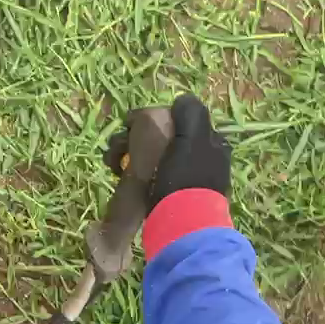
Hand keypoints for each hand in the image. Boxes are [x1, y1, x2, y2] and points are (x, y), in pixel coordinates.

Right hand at [102, 93, 230, 212]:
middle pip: (162, 138)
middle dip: (135, 140)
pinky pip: (146, 174)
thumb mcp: (194, 138)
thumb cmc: (185, 178)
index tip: (134, 127)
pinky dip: (133, 172)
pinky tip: (122, 177)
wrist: (182, 222)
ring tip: (115, 166)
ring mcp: (184, 179)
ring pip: (151, 155)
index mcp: (209, 144)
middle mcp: (200, 159)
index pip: (178, 121)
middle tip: (118, 151)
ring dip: (128, 155)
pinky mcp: (167, 196)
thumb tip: (180, 101)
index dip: (154, 120)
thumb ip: (191, 114)